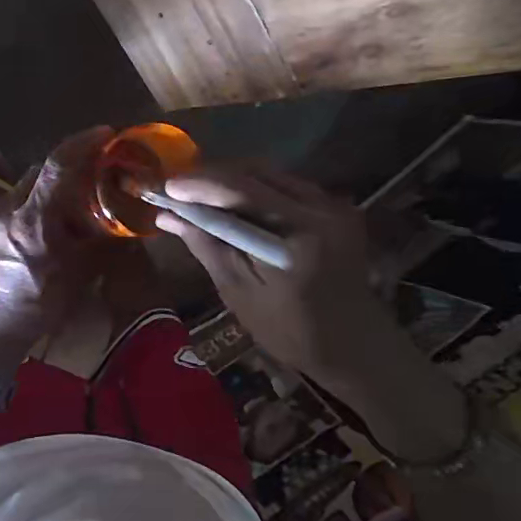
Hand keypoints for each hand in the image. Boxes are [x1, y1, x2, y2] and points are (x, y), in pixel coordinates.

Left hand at [0, 126, 116, 375]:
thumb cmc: (39, 305)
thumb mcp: (81, 274)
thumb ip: (103, 241)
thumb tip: (126, 221)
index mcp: (33, 221)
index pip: (57, 166)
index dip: (82, 144)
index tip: (104, 133)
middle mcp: (4, 209)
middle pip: (39, 172)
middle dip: (65, 172)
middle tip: (86, 181)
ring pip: (20, 187)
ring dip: (42, 192)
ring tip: (58, 211)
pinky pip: (4, 205)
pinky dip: (23, 208)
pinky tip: (31, 229)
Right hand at [155, 166, 388, 377]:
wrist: (355, 345)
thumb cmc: (291, 331)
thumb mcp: (240, 293)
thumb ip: (207, 246)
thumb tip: (167, 215)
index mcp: (299, 238)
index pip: (242, 193)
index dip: (200, 185)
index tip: (165, 185)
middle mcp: (321, 210)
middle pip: (257, 175)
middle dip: (213, 176)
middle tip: (177, 186)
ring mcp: (334, 206)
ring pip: (272, 176)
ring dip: (233, 179)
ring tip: (198, 191)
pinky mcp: (337, 208)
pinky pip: (288, 186)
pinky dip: (256, 188)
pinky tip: (233, 200)